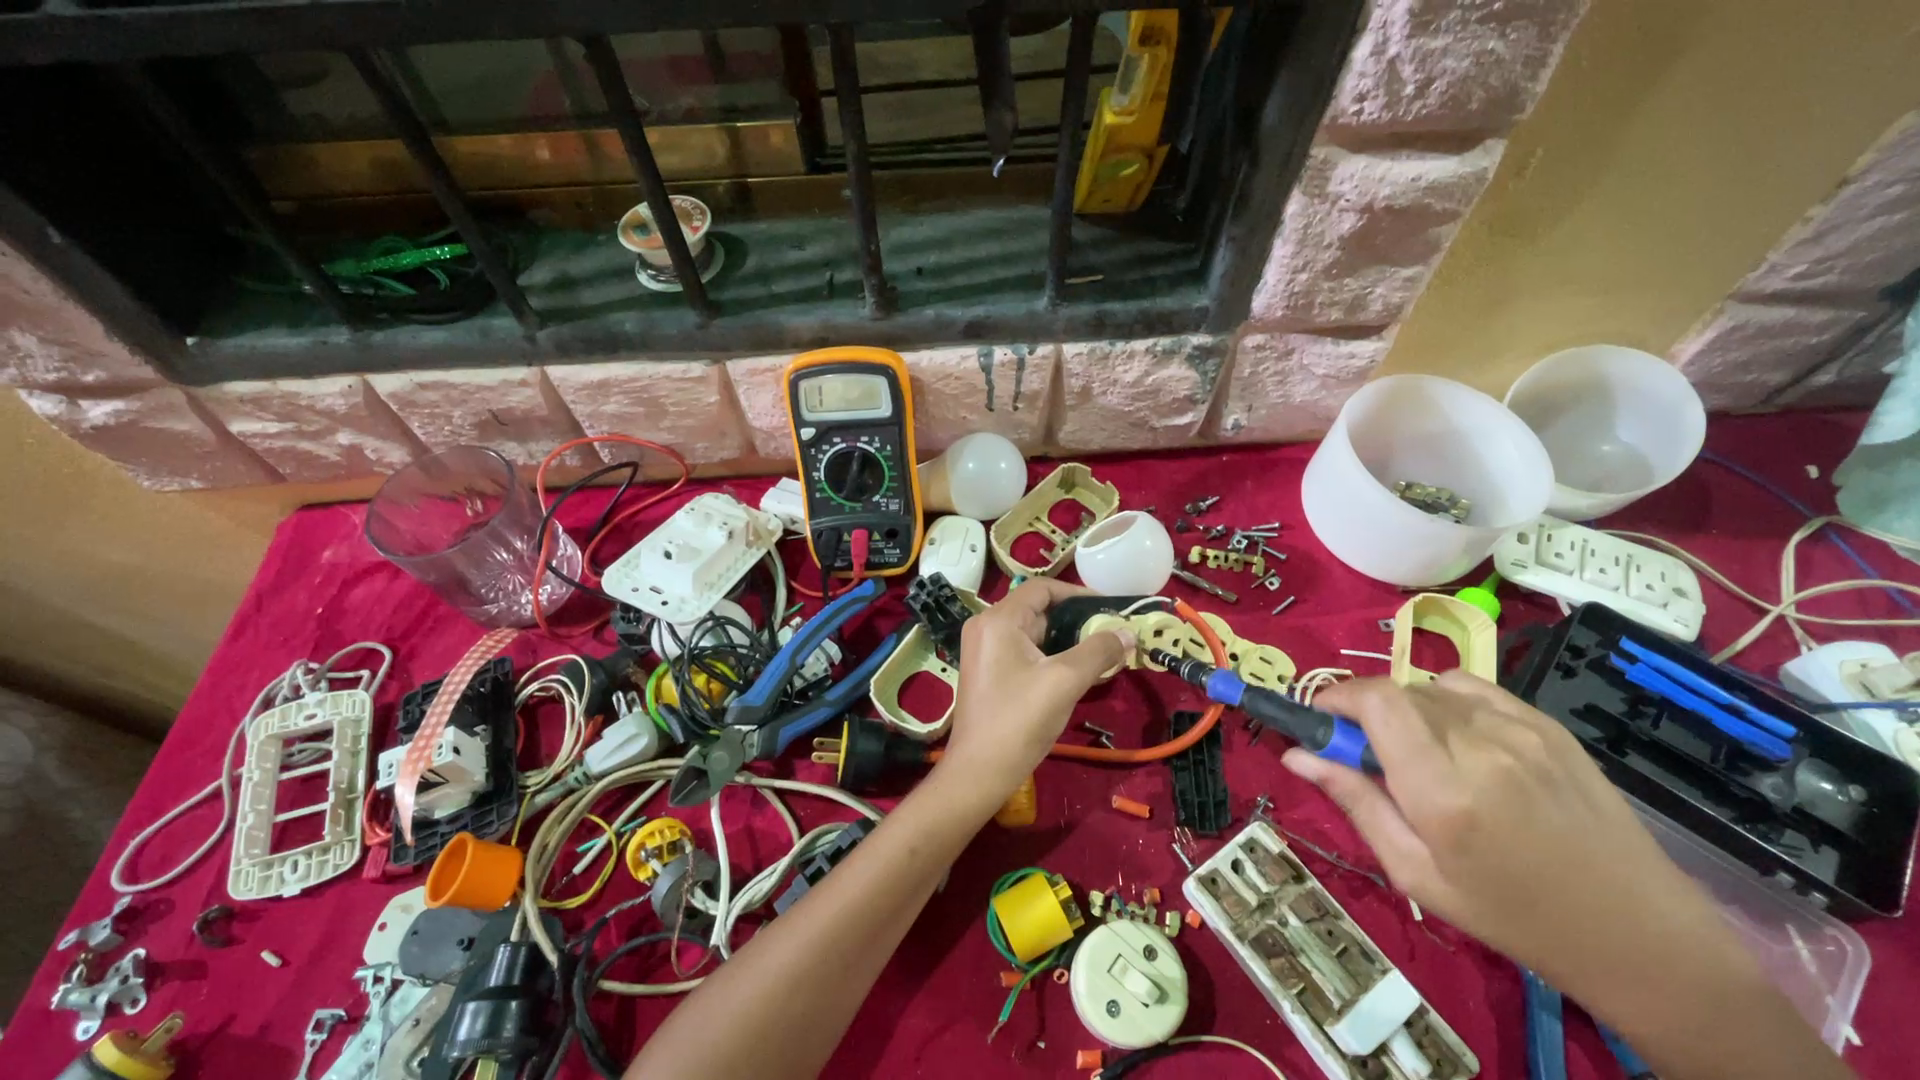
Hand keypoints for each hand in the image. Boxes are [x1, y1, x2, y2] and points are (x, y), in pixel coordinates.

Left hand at [939, 579, 1133, 803]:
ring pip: (1033, 634)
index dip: (1078, 594)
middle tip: (1111, 634)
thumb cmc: (1019, 720)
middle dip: (1076, 621)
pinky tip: (1077, 673)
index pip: (1042, 589)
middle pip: (1038, 610)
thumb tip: (1127, 633)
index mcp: (998, 620)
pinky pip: (1025, 653)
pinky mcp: (989, 674)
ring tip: (1102, 654)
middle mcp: (986, 628)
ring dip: (1067, 641)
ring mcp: (985, 652)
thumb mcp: (1065, 681)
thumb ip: (1098, 651)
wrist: (979, 771)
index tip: (1110, 608)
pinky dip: (1051, 656)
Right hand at [1282, 671, 1753, 999]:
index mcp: (1444, 790)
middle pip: (1398, 690)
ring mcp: (1523, 729)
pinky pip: (1474, 689)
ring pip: (1433, 687)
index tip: (1318, 721)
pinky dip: (1446, 703)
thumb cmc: (1511, 916)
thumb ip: (1356, 804)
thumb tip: (1296, 754)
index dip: (1336, 697)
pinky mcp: (1549, 725)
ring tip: (1416, 755)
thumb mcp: (1416, 875)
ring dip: (1405, 709)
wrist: (1635, 931)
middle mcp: (1482, 745)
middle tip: (1362, 754)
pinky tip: (1458, 744)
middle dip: (1364, 710)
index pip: (1376, 700)